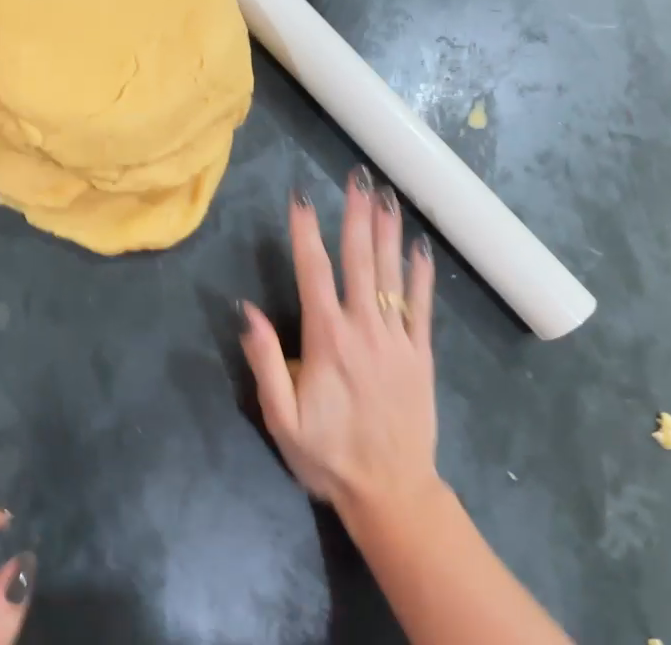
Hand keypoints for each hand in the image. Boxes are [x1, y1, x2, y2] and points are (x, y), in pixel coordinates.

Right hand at [240, 164, 438, 515]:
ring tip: (387, 196)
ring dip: (388, 232)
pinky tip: (421, 247)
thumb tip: (248, 311)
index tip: (300, 198)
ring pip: (391, 274)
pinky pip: (422, 306)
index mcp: (327, 339)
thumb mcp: (281, 418)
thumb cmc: (328, 456)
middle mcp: (364, 328)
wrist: (391, 492)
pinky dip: (421, 274)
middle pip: (359, 260)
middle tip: (358, 178)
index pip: (313, 272)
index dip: (305, 232)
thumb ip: (265, 362)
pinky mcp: (422, 354)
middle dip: (357, 216)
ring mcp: (398, 339)